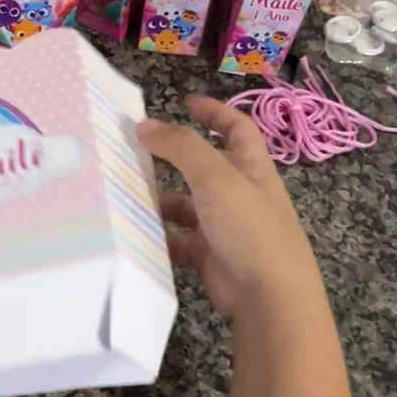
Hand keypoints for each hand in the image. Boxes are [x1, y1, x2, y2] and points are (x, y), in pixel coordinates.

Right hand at [136, 96, 324, 319]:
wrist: (267, 294)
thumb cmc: (248, 227)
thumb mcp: (215, 176)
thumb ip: (180, 147)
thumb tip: (145, 124)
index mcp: (251, 168)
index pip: (236, 129)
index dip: (214, 113)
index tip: (187, 102)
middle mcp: (239, 194)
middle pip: (204, 167)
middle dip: (174, 158)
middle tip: (138, 150)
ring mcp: (224, 226)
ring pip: (187, 205)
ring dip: (161, 201)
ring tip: (128, 196)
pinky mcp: (210, 255)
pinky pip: (180, 240)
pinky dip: (161, 237)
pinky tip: (138, 234)